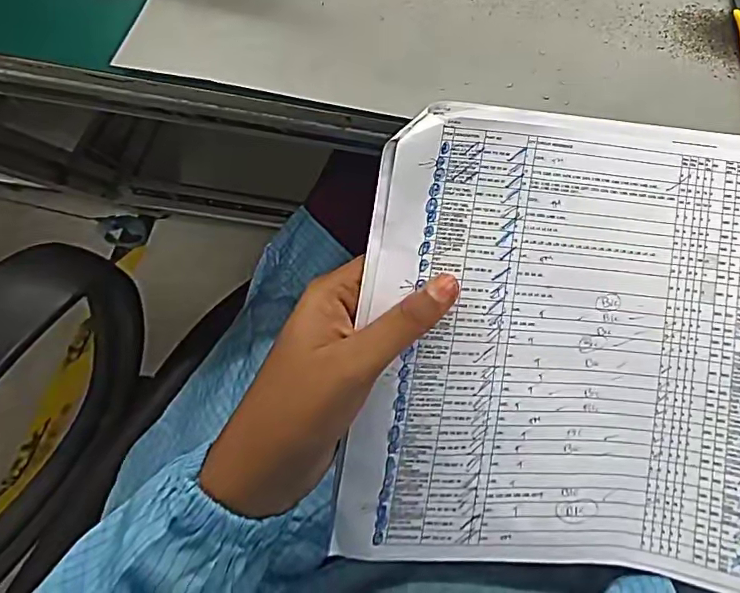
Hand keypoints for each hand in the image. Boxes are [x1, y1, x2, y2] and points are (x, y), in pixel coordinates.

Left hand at [199, 258, 458, 516]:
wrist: (257, 482)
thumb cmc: (295, 412)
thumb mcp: (354, 363)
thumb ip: (403, 323)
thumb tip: (448, 283)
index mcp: (330, 296)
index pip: (384, 263)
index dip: (423, 259)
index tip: (466, 256)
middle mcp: (339, 314)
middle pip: (393, 294)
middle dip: (431, 294)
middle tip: (482, 286)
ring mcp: (346, 347)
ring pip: (395, 326)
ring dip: (426, 327)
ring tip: (476, 317)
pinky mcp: (353, 376)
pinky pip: (391, 355)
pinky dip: (415, 355)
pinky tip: (447, 357)